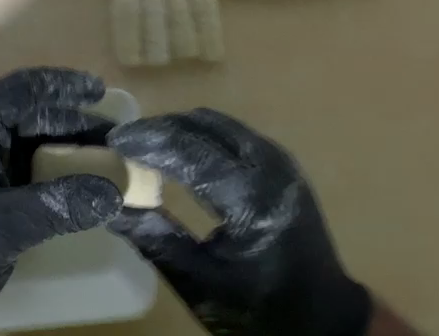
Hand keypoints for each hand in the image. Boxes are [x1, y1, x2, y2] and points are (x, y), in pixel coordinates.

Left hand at [0, 67, 124, 334]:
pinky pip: (29, 176)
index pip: (22, 89)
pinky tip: (82, 191)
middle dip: (76, 125)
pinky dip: (57, 179)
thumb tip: (112, 192)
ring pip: (34, 147)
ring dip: (69, 153)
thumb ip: (56, 205)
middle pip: (34, 117)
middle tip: (119, 142)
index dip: (62, 85)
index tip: (99, 92)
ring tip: (110, 164)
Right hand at [108, 109, 373, 335]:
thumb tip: (110, 206)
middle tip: (124, 143)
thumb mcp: (202, 287)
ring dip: (179, 129)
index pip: (187, 150)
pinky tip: (179, 154)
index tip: (112, 140)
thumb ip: (156, 241)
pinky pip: (231, 132)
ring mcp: (279, 157)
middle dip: (159, 129)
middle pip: (200, 125)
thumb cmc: (262, 312)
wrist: (328, 320)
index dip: (146, 140)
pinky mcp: (281, 159)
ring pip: (215, 122)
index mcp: (251, 199)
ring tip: (145, 147)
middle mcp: (268, 165)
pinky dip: (200, 135)